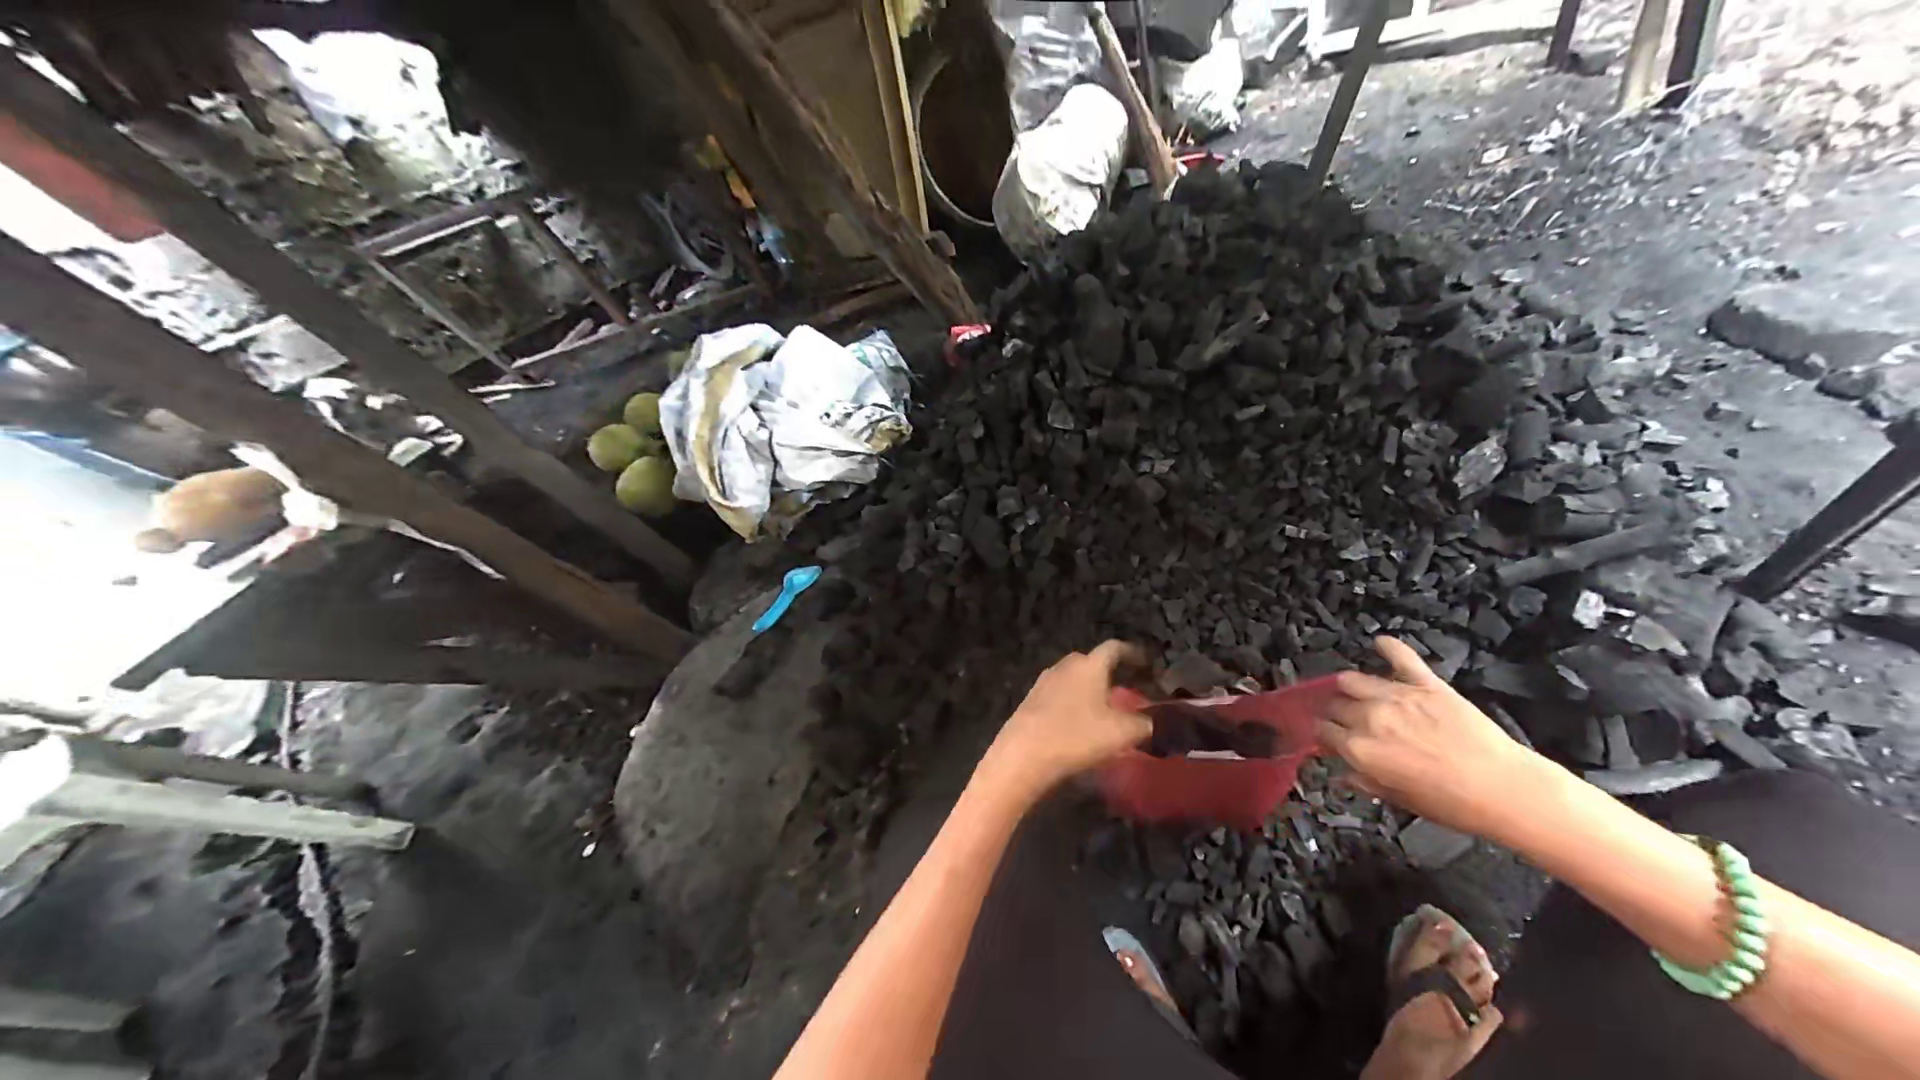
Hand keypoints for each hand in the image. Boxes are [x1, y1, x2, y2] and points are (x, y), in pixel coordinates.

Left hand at [977, 642, 1152, 804]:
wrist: (1024, 754)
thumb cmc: (1077, 736)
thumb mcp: (1122, 733)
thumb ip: (1144, 724)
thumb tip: (1152, 722)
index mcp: (1090, 665)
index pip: (1115, 648)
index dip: (1133, 653)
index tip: (1146, 663)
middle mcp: (1065, 666)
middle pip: (1092, 662)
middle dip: (1110, 673)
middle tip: (1127, 689)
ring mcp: (1044, 681)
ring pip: (1074, 678)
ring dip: (1090, 689)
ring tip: (1104, 709)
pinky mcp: (1031, 700)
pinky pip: (1059, 694)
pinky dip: (1073, 702)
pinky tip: (1078, 722)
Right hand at [1317, 637, 1548, 839]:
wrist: (1508, 790)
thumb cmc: (1454, 803)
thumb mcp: (1400, 800)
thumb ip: (1364, 781)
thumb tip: (1343, 773)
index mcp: (1359, 749)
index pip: (1322, 731)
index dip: (1323, 734)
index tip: (1329, 737)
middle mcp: (1369, 717)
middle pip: (1334, 704)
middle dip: (1334, 711)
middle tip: (1344, 719)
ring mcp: (1397, 697)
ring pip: (1352, 679)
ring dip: (1349, 686)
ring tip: (1356, 693)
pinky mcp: (1426, 684)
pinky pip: (1401, 656)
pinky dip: (1388, 647)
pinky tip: (1380, 643)